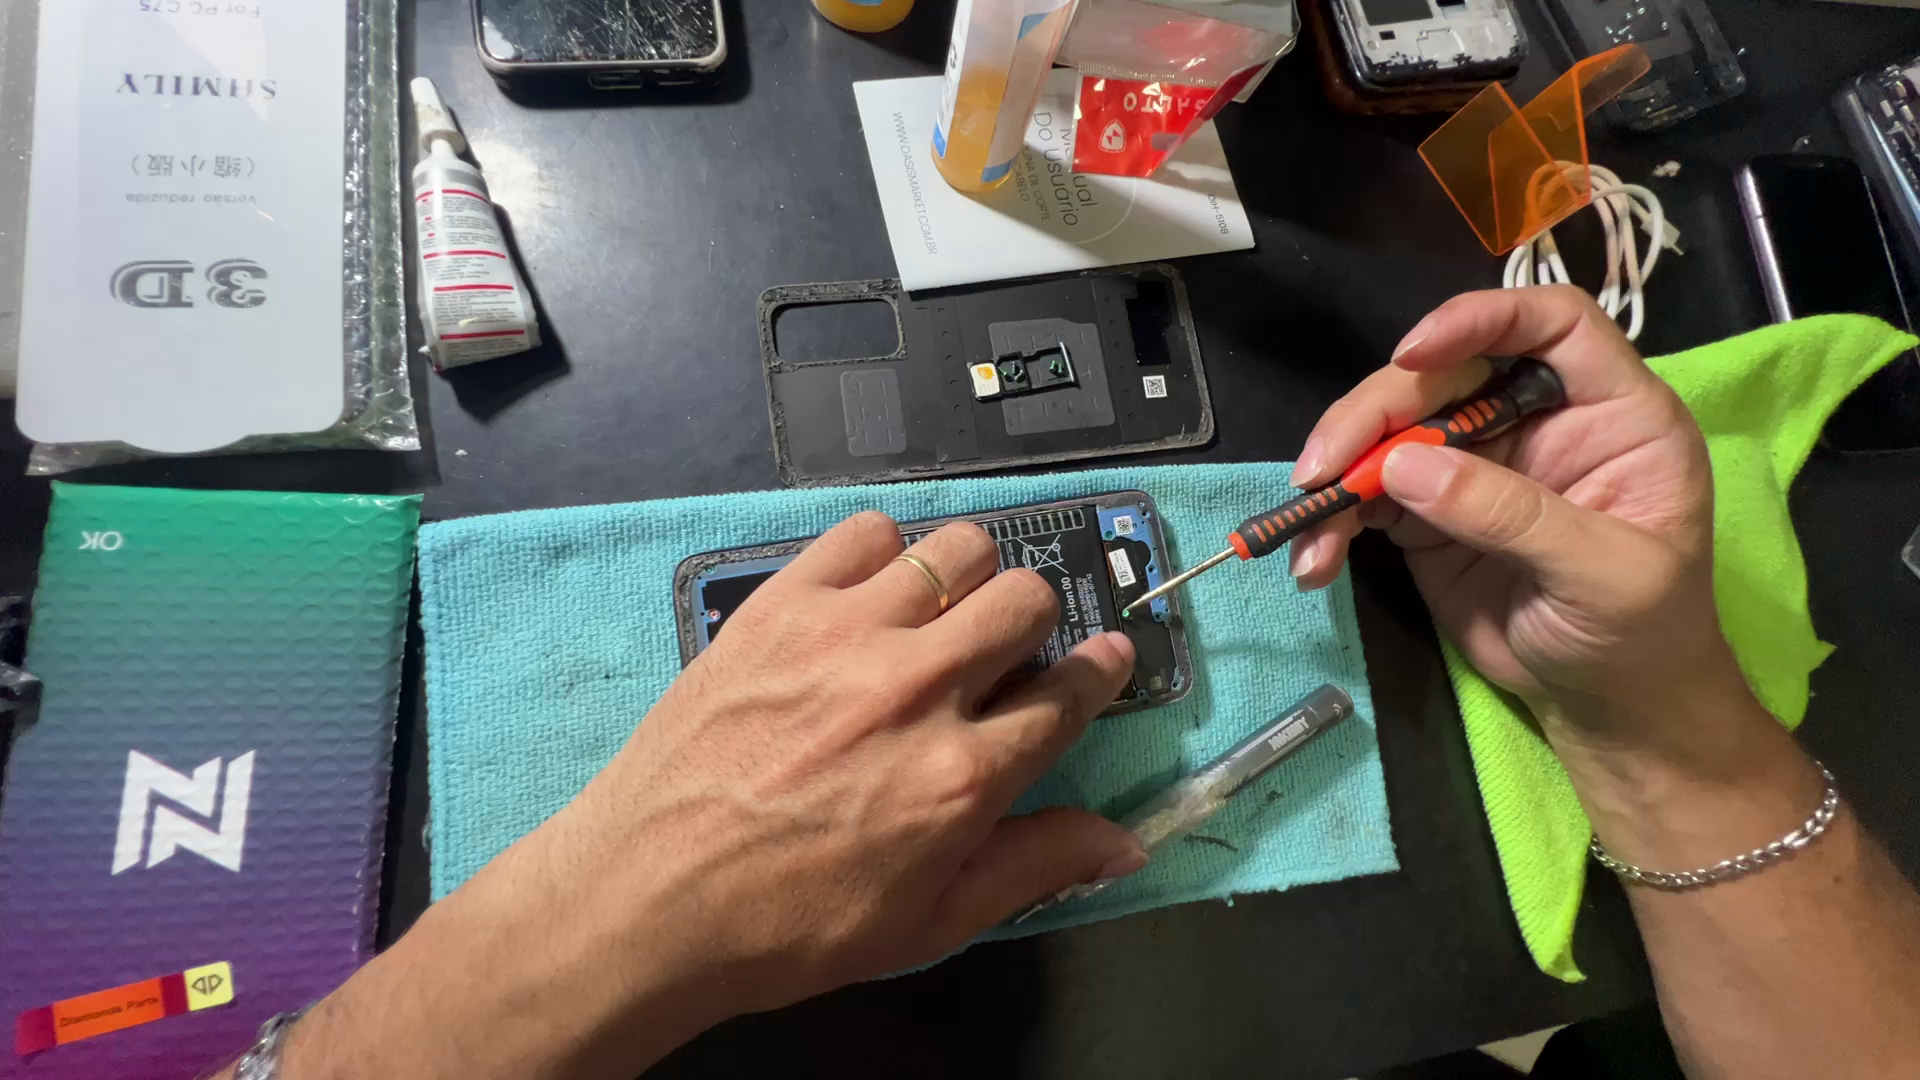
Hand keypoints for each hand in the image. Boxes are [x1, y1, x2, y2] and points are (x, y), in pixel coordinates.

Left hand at [562, 512, 1143, 1004]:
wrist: (647, 893)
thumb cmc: (794, 921)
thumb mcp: (928, 922)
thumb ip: (1034, 868)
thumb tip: (1123, 841)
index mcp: (961, 776)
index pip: (1068, 695)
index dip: (1101, 671)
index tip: (1105, 658)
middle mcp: (916, 689)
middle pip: (1025, 599)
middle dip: (1034, 620)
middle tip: (1000, 650)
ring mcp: (847, 634)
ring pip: (960, 548)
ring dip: (968, 578)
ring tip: (937, 615)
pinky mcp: (783, 603)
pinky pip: (866, 532)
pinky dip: (884, 554)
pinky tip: (868, 596)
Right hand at [1288, 286, 1740, 754]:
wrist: (1600, 699)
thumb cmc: (1641, 631)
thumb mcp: (1604, 573)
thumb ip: (1511, 514)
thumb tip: (1403, 467)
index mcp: (1602, 413)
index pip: (1547, 325)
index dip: (1479, 321)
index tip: (1409, 355)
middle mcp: (1524, 424)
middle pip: (1433, 382)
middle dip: (1366, 421)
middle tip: (1317, 473)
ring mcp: (1464, 468)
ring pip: (1381, 438)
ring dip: (1331, 481)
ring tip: (1307, 535)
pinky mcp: (1417, 513)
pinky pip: (1359, 500)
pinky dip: (1327, 527)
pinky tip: (1315, 563)